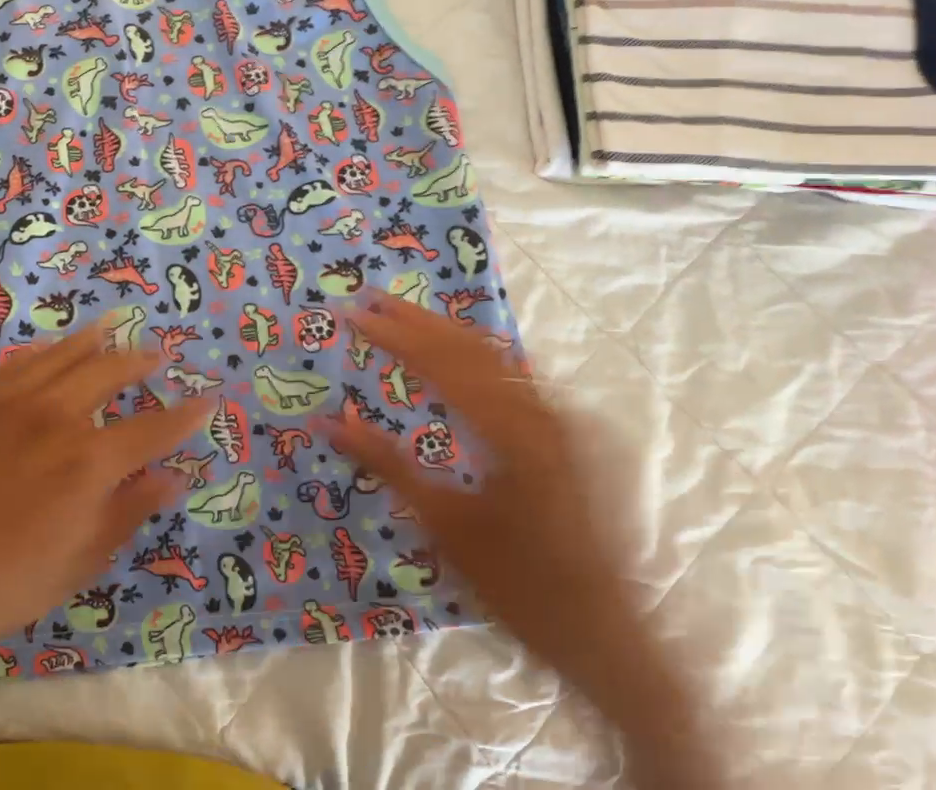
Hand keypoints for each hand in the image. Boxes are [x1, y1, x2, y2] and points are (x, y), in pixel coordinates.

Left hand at [0, 325, 210, 674]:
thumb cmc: (7, 583)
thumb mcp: (82, 559)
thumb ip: (128, 511)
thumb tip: (171, 479)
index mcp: (88, 460)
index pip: (151, 429)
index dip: (184, 415)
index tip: (207, 398)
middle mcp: (53, 418)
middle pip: (106, 373)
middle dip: (137, 361)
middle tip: (158, 353)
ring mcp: (8, 406)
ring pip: (59, 357)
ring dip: (90, 341)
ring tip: (111, 328)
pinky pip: (14, 367)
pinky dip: (40, 354)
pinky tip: (47, 352)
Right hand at [330, 296, 628, 664]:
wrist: (607, 636)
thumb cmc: (518, 585)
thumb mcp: (443, 524)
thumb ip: (385, 463)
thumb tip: (328, 420)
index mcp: (513, 431)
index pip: (443, 363)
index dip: (395, 335)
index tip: (354, 314)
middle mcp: (546, 415)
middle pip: (477, 348)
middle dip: (422, 320)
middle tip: (375, 298)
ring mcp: (569, 427)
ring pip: (502, 360)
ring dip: (452, 335)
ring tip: (409, 318)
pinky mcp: (577, 442)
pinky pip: (520, 381)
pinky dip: (482, 360)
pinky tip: (464, 362)